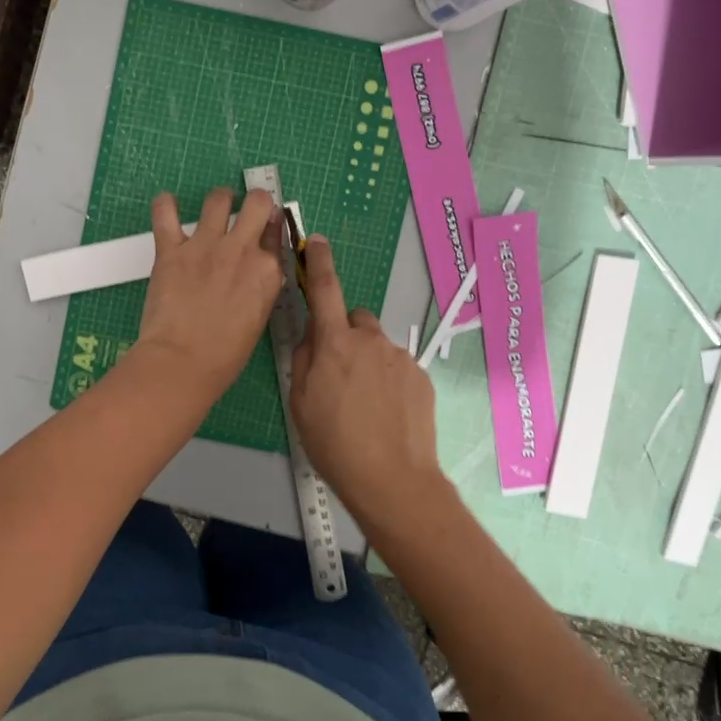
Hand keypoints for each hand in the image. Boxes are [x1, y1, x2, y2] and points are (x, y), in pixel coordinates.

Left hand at [137, 188, 284, 401]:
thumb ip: (260, 288)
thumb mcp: (258, 319)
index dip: (272, 227)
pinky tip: (167, 204)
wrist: (183, 361)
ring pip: (218, 199)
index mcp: (268, 271)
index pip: (277, 232)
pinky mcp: (172, 249)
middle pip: (257, 203)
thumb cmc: (224, 355)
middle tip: (244, 210)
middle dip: (255, 202)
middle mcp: (242, 250)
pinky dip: (165, 204)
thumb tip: (254, 273)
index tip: (265, 228)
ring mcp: (206, 246)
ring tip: (215, 207)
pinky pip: (165, 212)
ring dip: (219, 199)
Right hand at [290, 237, 445, 519]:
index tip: (317, 241)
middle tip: (335, 375)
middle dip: (343, 336)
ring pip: (375, 347)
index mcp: (335, 344)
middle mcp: (370, 341)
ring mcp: (399, 358)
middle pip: (353, 321)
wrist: (393, 480)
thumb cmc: (335, 444)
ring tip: (362, 405)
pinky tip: (383, 414)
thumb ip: (303, 359)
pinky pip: (395, 367)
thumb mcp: (299, 402)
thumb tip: (311, 337)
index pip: (324, 289)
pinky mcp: (420, 377)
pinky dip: (386, 382)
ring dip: (365, 362)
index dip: (319, 261)